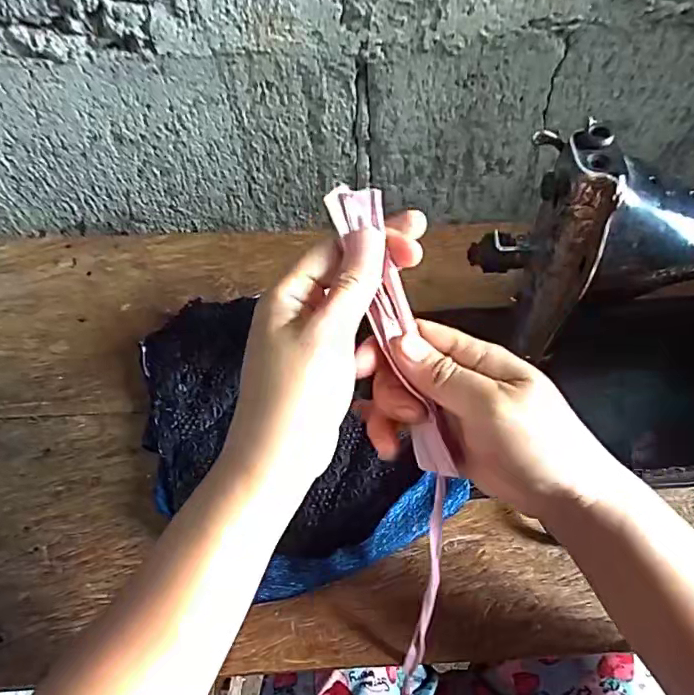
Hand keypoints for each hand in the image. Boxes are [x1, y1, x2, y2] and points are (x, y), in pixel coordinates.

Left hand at [221, 210, 426, 494]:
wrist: (278, 461)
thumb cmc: (295, 397)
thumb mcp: (328, 333)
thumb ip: (352, 283)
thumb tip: (367, 233)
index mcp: (287, 297)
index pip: (333, 249)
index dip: (372, 237)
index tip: (412, 233)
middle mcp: (295, 314)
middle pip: (345, 278)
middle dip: (380, 273)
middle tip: (415, 258)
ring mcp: (309, 344)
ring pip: (354, 315)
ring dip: (378, 319)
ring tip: (399, 328)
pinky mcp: (322, 370)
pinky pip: (353, 348)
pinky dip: (370, 352)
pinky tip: (380, 365)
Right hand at [359, 319, 624, 519]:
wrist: (564, 494)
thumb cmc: (542, 444)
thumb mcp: (492, 405)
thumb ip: (444, 376)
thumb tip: (400, 341)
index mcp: (474, 358)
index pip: (419, 335)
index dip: (385, 344)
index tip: (362, 367)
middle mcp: (457, 379)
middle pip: (401, 369)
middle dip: (389, 393)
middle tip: (405, 420)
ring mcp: (449, 409)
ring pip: (399, 399)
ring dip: (386, 418)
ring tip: (391, 445)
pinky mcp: (444, 438)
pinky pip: (407, 428)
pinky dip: (393, 435)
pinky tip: (391, 448)